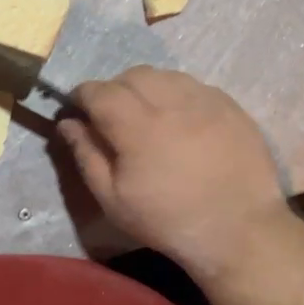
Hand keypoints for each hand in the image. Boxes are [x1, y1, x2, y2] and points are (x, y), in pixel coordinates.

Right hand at [59, 67, 291, 277]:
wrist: (236, 229)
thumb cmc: (165, 220)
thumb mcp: (112, 198)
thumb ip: (87, 155)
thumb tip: (67, 123)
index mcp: (138, 127)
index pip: (100, 91)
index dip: (82, 94)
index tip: (75, 106)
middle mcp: (173, 103)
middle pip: (133, 75)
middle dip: (113, 88)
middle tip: (109, 114)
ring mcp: (206, 101)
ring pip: (165, 75)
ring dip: (145, 88)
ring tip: (143, 114)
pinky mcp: (231, 107)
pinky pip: (194, 86)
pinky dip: (175, 94)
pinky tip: (176, 120)